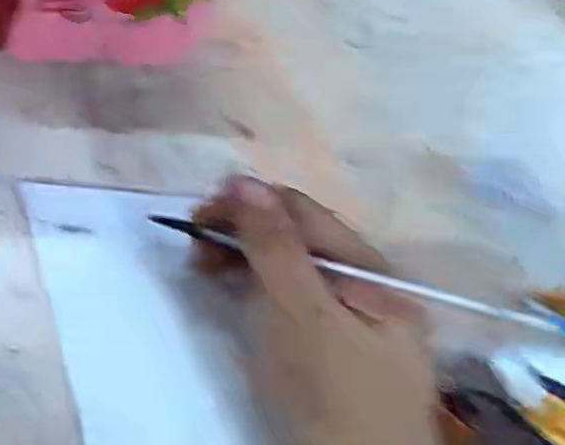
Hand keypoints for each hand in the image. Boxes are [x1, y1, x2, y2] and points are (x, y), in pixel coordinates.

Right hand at [194, 177, 439, 444]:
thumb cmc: (331, 386)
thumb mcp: (299, 309)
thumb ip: (272, 243)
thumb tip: (240, 178)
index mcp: (371, 273)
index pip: (298, 210)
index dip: (245, 204)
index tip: (198, 218)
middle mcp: (361, 283)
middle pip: (287, 230)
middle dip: (234, 227)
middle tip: (193, 244)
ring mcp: (340, 309)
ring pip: (276, 255)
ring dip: (232, 249)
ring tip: (200, 264)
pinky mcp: (317, 329)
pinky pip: (275, 282)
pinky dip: (242, 273)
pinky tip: (220, 281)